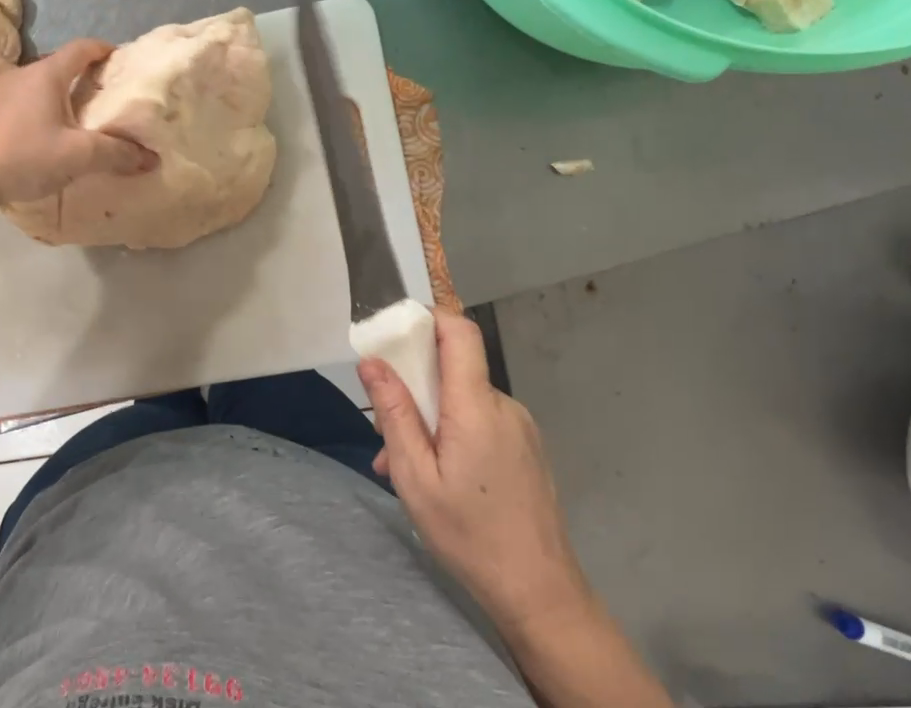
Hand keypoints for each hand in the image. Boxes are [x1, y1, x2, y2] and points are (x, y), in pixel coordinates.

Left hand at [0, 39, 157, 207]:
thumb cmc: (26, 158)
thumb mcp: (78, 156)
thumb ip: (117, 153)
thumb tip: (150, 158)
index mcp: (46, 74)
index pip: (81, 48)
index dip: (104, 50)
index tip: (121, 61)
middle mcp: (22, 73)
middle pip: (60, 65)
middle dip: (84, 77)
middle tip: (105, 97)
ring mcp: (0, 91)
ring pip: (40, 84)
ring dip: (60, 95)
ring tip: (77, 118)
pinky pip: (22, 100)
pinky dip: (40, 108)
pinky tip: (44, 134)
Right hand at [359, 312, 592, 631]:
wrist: (539, 592)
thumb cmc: (468, 534)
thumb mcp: (414, 476)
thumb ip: (394, 413)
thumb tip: (371, 362)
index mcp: (477, 407)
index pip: (460, 332)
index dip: (427, 319)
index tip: (393, 335)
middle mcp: (504, 407)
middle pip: (452, 371)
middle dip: (412, 391)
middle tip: (385, 439)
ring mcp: (520, 428)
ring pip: (463, 401)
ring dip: (429, 421)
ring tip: (405, 471)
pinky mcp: (526, 448)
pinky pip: (480, 423)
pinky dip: (451, 436)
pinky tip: (437, 478)